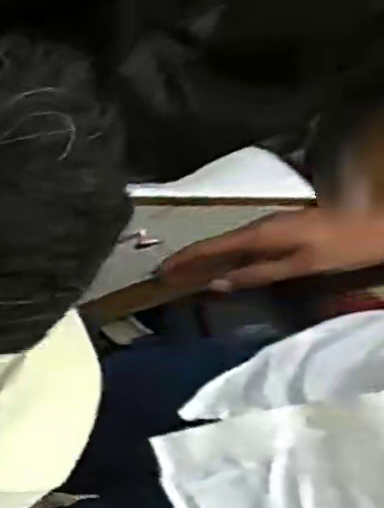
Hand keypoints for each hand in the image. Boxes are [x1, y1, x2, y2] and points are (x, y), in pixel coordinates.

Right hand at [155, 207, 383, 291]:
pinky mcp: (290, 225)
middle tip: (171, 276)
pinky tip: (231, 263)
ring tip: (195, 272)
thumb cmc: (351, 245)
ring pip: (232, 242)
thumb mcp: (304, 265)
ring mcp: (276, 223)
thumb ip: (257, 274)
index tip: (157, 273)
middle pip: (215, 243)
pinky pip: (248, 241)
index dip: (179, 260)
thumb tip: (214, 284)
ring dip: (210, 257)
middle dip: (190, 260)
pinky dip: (231, 253)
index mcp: (257, 234)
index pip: (205, 248)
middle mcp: (260, 225)